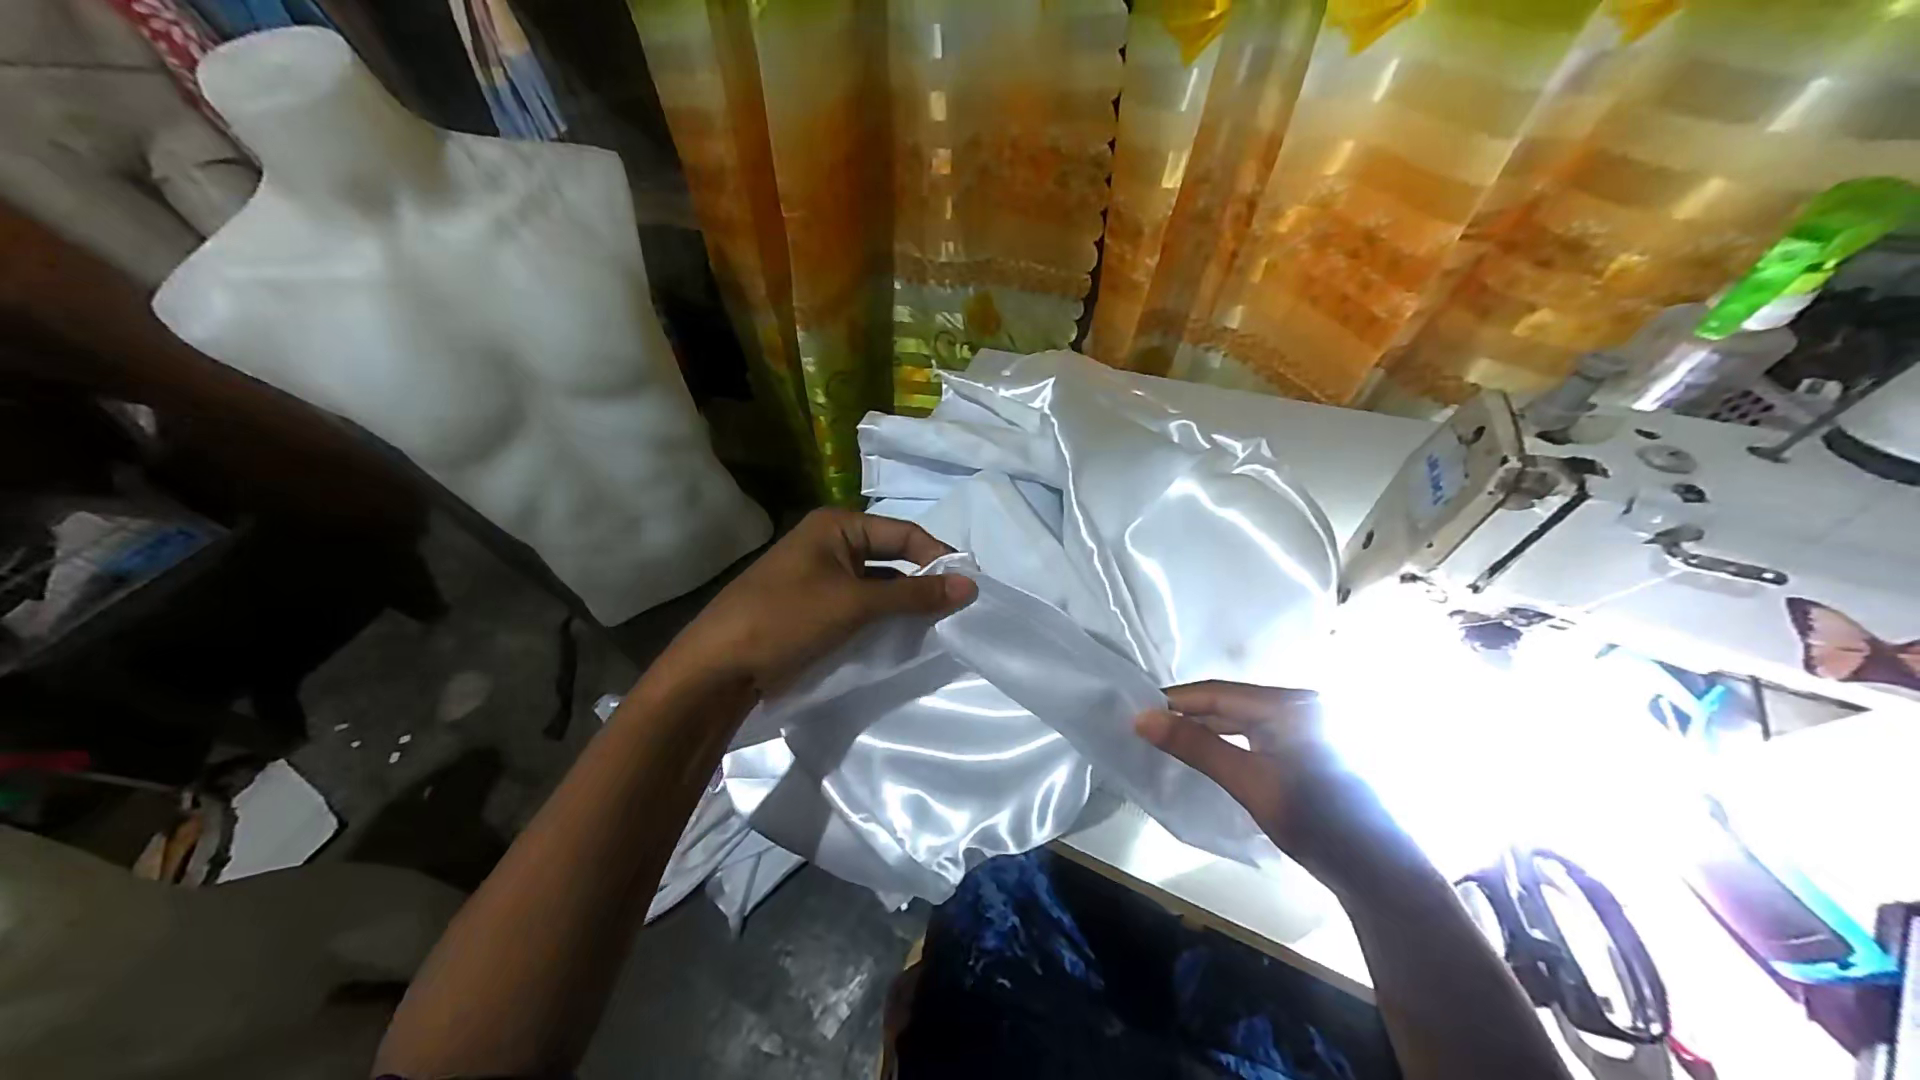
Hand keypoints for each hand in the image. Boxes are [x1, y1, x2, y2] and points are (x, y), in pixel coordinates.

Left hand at [660, 508, 977, 698]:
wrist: (718, 667)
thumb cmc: (787, 619)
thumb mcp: (855, 604)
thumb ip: (914, 594)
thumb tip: (970, 585)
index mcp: (836, 526)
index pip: (903, 533)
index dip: (938, 556)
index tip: (969, 587)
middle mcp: (829, 543)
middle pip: (891, 557)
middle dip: (923, 581)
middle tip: (958, 608)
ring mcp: (820, 576)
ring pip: (877, 584)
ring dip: (904, 603)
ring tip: (937, 625)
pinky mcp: (814, 606)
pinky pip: (860, 604)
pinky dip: (882, 617)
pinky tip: (902, 636)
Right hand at [1134, 681, 1389, 881]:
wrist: (1379, 873)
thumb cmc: (1314, 822)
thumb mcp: (1248, 782)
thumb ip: (1195, 746)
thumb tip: (1141, 719)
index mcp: (1290, 703)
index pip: (1217, 692)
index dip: (1174, 701)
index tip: (1136, 713)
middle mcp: (1300, 704)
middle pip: (1230, 702)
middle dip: (1188, 715)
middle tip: (1147, 729)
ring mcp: (1306, 726)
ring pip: (1241, 719)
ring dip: (1206, 728)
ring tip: (1168, 740)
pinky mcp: (1307, 748)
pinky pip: (1255, 734)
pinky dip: (1227, 741)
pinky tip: (1206, 753)